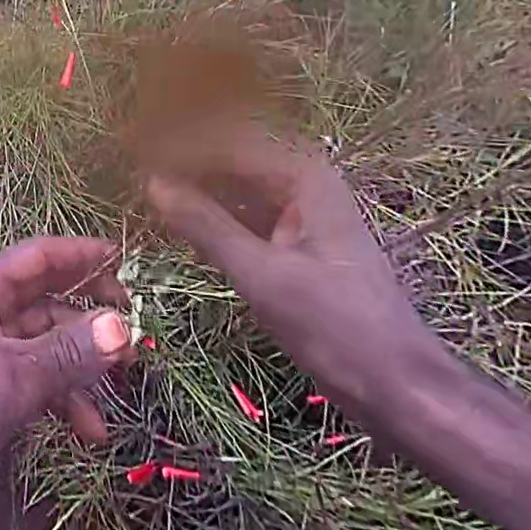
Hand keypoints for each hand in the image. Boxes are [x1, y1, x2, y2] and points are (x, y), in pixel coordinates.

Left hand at [0, 238, 135, 529]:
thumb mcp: (11, 375)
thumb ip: (68, 351)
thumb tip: (122, 327)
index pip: (40, 256)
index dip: (82, 253)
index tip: (124, 259)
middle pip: (50, 297)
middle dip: (90, 310)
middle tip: (132, 321)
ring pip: (51, 342)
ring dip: (85, 361)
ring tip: (120, 380)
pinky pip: (44, 380)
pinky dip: (68, 398)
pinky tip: (90, 429)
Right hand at [147, 124, 530, 529]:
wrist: (398, 388)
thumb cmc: (334, 326)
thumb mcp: (261, 275)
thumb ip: (204, 224)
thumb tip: (150, 182)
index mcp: (302, 174)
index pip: (225, 142)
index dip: (178, 143)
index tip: (132, 147)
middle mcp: (301, 179)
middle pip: (228, 157)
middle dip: (183, 160)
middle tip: (132, 166)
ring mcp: (298, 209)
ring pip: (233, 184)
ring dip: (193, 186)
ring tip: (144, 187)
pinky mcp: (293, 238)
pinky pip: (242, 211)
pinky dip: (211, 213)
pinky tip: (177, 218)